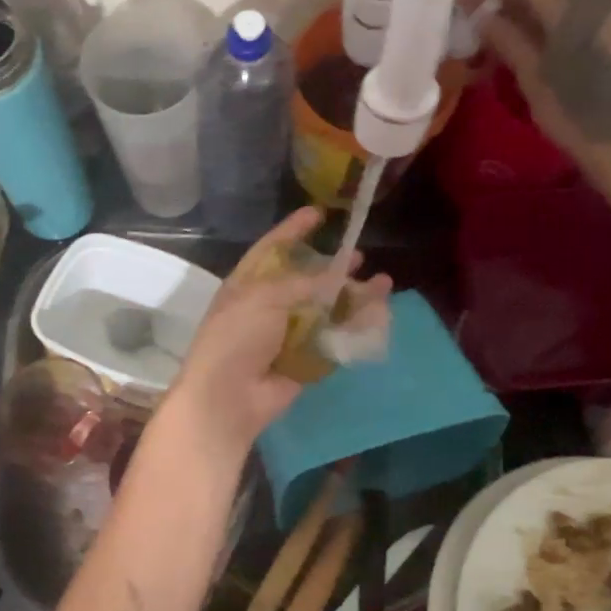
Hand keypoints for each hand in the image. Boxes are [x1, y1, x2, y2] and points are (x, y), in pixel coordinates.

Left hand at [167, 207, 391, 451]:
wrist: (228, 397)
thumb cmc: (237, 338)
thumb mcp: (265, 297)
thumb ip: (303, 283)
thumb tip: (335, 276)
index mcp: (248, 285)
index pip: (272, 249)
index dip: (293, 230)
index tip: (318, 213)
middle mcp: (268, 306)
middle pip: (306, 281)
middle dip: (333, 269)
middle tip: (360, 257)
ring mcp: (287, 335)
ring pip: (326, 310)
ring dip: (353, 298)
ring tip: (383, 286)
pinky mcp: (304, 361)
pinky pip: (333, 340)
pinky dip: (354, 329)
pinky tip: (377, 316)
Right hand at [477, 0, 610, 167]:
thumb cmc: (577, 117)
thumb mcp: (535, 80)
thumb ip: (509, 41)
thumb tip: (484, 15)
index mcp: (572, 7)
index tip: (465, 2)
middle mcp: (595, 0)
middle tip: (477, 23)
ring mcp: (610, 17)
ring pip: (558, 2)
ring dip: (526, 14)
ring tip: (498, 39)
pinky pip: (574, 18)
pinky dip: (547, 26)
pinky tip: (529, 47)